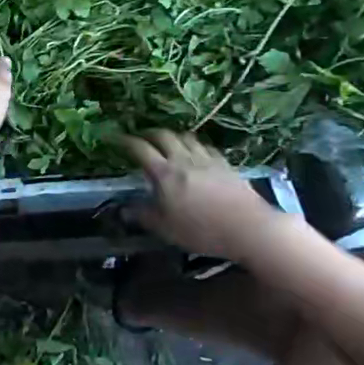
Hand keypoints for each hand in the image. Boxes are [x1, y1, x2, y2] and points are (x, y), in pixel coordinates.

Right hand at [120, 131, 289, 258]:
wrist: (247, 228)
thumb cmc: (201, 231)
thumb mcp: (165, 228)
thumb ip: (143, 215)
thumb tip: (123, 209)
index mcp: (164, 173)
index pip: (140, 149)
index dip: (126, 141)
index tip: (116, 139)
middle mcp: (183, 160)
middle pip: (164, 136)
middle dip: (150, 133)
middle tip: (142, 137)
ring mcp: (206, 159)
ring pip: (187, 137)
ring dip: (174, 136)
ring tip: (170, 142)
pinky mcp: (225, 164)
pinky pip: (207, 147)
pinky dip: (196, 146)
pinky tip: (197, 153)